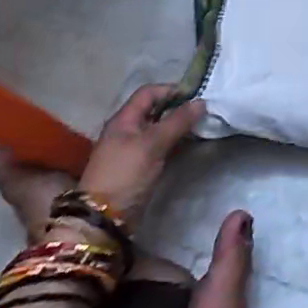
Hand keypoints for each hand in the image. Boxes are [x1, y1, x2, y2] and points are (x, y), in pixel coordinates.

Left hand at [76, 83, 205, 223]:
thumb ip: (176, 122)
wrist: (105, 218)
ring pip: (157, 129)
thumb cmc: (126, 174)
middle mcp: (126, 129)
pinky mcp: (138, 167)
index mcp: (124, 118)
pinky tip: (189, 145)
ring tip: (200, 126)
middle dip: (177, 108)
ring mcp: (131, 149)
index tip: (196, 94)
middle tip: (202, 111)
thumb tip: (201, 102)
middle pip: (153, 110)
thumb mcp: (152, 144)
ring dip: (177, 126)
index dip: (170, 90)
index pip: (148, 93)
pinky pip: (158, 147)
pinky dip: (173, 143)